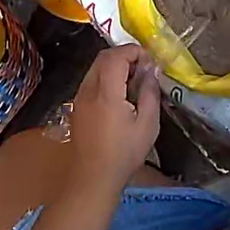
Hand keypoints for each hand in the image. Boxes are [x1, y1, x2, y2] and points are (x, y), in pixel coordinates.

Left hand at [67, 44, 160, 191]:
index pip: (116, 56)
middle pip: (103, 57)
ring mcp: (80, 98)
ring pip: (95, 68)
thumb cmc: (124, 153)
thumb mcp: (148, 124)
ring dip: (114, 66)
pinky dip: (106, 77)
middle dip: (124, 55)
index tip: (149, 62)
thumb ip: (150, 93)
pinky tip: (120, 95)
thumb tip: (151, 71)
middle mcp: (88, 90)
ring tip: (134, 82)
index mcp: (106, 93)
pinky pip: (91, 81)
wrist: (94, 178)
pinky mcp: (77, 107)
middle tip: (143, 68)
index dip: (134, 51)